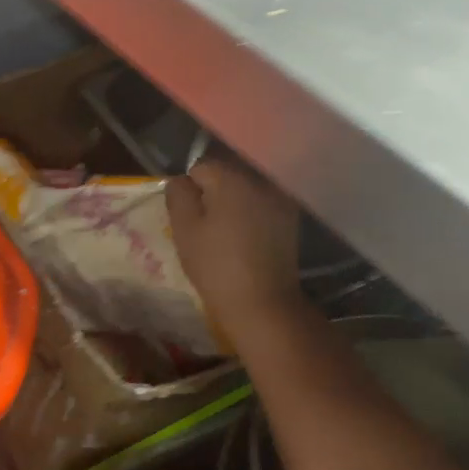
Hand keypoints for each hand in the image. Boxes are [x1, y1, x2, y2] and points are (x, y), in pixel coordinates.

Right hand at [166, 158, 305, 330]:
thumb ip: (178, 195)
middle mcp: (260, 182)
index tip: (188, 216)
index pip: (201, 166)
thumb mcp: (183, 229)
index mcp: (232, 180)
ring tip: (225, 234)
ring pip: (245, 191)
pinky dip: (250, 215)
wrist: (262, 303)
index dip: (189, 189)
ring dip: (232, 204)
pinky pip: (261, 206)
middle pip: (226, 175)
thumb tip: (181, 180)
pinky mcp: (290, 221)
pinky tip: (245, 240)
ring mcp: (280, 201)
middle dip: (212, 193)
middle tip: (204, 226)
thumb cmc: (215, 265)